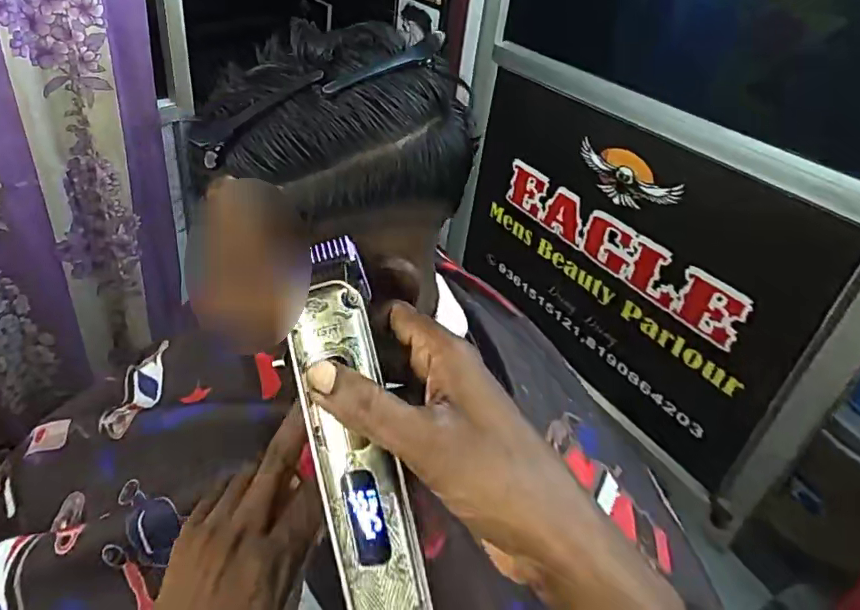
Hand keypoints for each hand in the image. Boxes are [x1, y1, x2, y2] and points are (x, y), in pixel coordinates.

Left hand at [156, 404, 323, 608]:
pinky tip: (242, 491)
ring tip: (279, 463)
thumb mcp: (281, 606)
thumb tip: (311, 529)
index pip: (308, 504)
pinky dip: (235, 486)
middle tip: (305, 407)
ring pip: (244, 475)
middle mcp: (241, 531)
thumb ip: (297, 564)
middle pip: (272, 468)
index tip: (336, 446)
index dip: (324, 474)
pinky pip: (216, 491)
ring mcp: (210, 524)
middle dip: (291, 435)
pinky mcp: (188, 527)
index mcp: (271, 559)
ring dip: (263, 467)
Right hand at [302, 301, 680, 609]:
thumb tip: (316, 372)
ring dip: (360, 400)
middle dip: (350, 363)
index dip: (355, 316)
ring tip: (315, 407)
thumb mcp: (425, 439)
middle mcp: (445, 373)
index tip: (314, 329)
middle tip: (305, 374)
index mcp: (446, 354)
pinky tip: (346, 442)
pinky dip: (376, 428)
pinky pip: (402, 423)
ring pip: (392, 391)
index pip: (393, 315)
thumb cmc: (497, 476)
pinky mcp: (446, 442)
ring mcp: (446, 409)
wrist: (554, 543)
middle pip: (388, 353)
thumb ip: (368, 406)